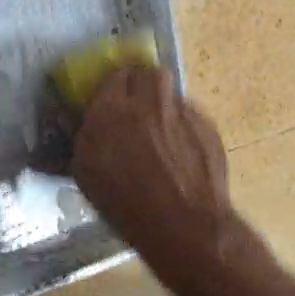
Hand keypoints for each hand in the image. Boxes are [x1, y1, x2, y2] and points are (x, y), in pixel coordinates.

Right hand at [70, 65, 245, 282]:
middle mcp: (148, 104)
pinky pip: (190, 117)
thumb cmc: (124, 203)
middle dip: (140, 84)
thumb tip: (90, 127)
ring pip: (170, 94)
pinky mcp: (208, 128)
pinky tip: (179, 155)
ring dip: (161, 105)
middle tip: (135, 105)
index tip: (109, 101)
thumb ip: (87, 141)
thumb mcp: (86, 175)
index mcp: (111, 112)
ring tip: (158, 131)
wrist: (182, 222)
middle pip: (147, 73)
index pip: (113, 77)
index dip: (111, 87)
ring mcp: (182, 113)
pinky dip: (182, 128)